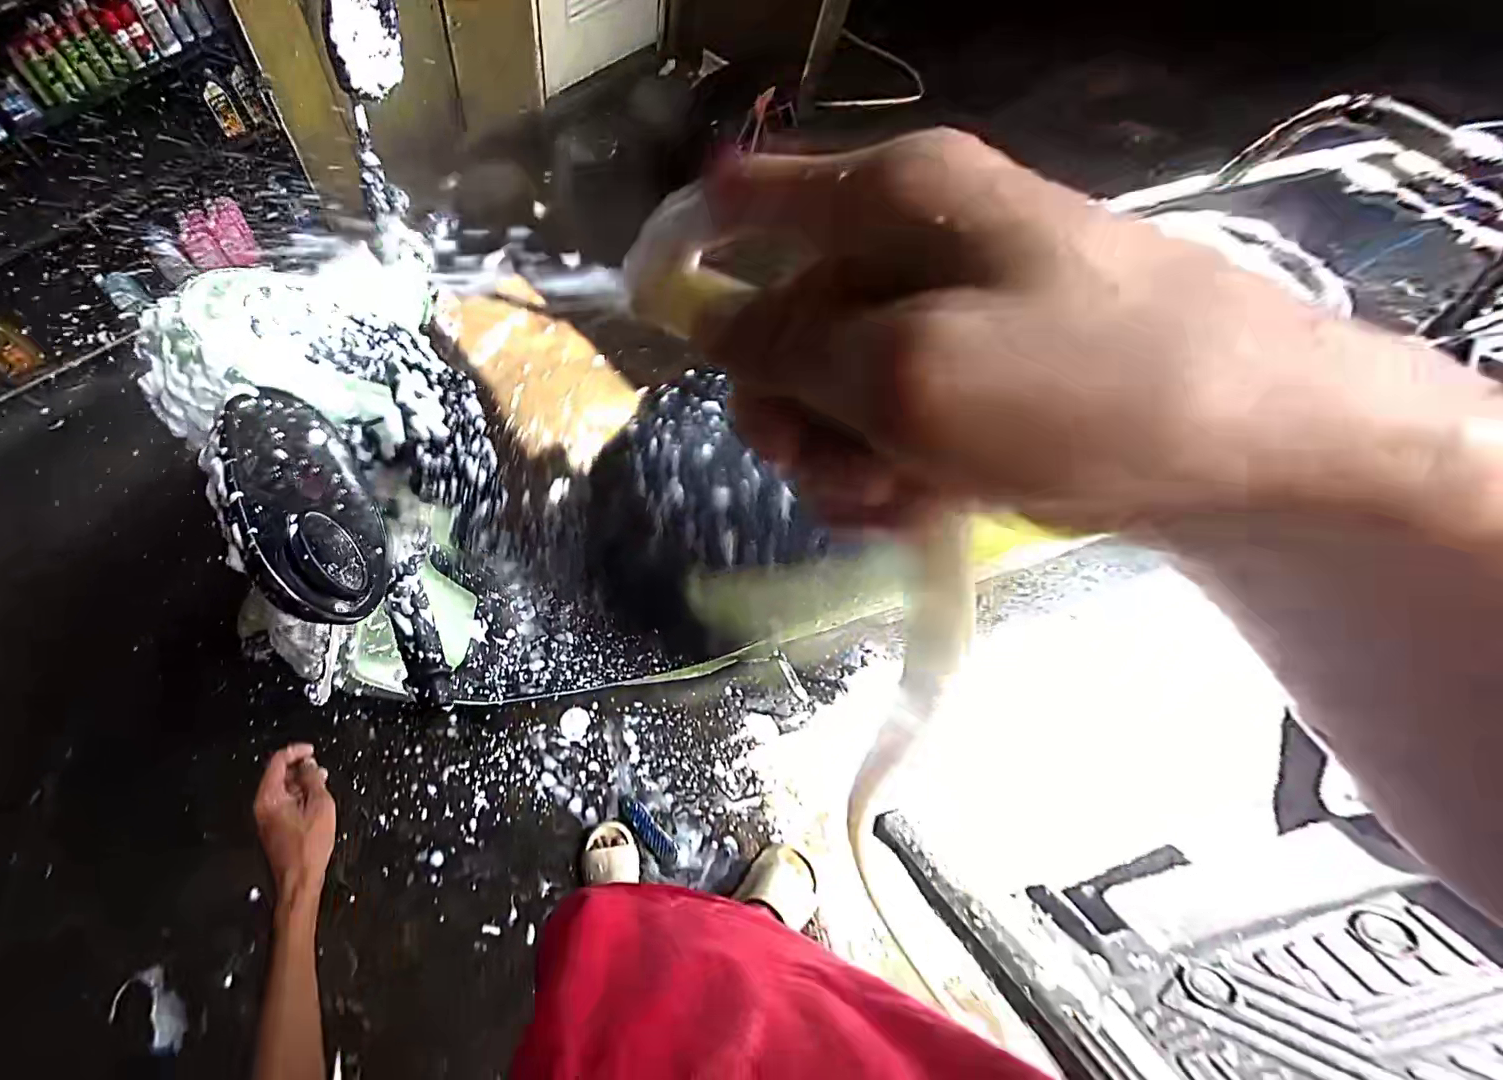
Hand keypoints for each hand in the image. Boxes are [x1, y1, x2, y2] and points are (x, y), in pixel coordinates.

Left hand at [254, 744, 335, 901]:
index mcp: (269, 798)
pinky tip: (315, 800)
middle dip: (300, 767)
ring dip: (302, 781)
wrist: (299, 881)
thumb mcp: (320, 804)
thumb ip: (313, 779)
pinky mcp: (273, 827)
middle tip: (319, 768)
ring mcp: (267, 817)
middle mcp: (263, 806)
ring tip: (321, 783)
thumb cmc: (308, 848)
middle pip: (279, 774)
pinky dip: (299, 795)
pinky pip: (284, 802)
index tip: (311, 750)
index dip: (296, 751)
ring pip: (283, 788)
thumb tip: (309, 765)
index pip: (278, 761)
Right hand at [705, 129, 1492, 532]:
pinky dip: (876, 478)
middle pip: (771, 335)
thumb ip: (784, 347)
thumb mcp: (903, 370)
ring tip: (898, 489)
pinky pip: (860, 434)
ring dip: (836, 462)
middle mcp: (894, 252)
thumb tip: (699, 319)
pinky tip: (922, 499)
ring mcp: (918, 322)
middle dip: (788, 414)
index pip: (746, 198)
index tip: (647, 300)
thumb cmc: (1075, 388)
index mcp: (886, 206)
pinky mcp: (940, 383)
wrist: (1242, 455)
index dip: (685, 244)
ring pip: (813, 402)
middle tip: (828, 458)